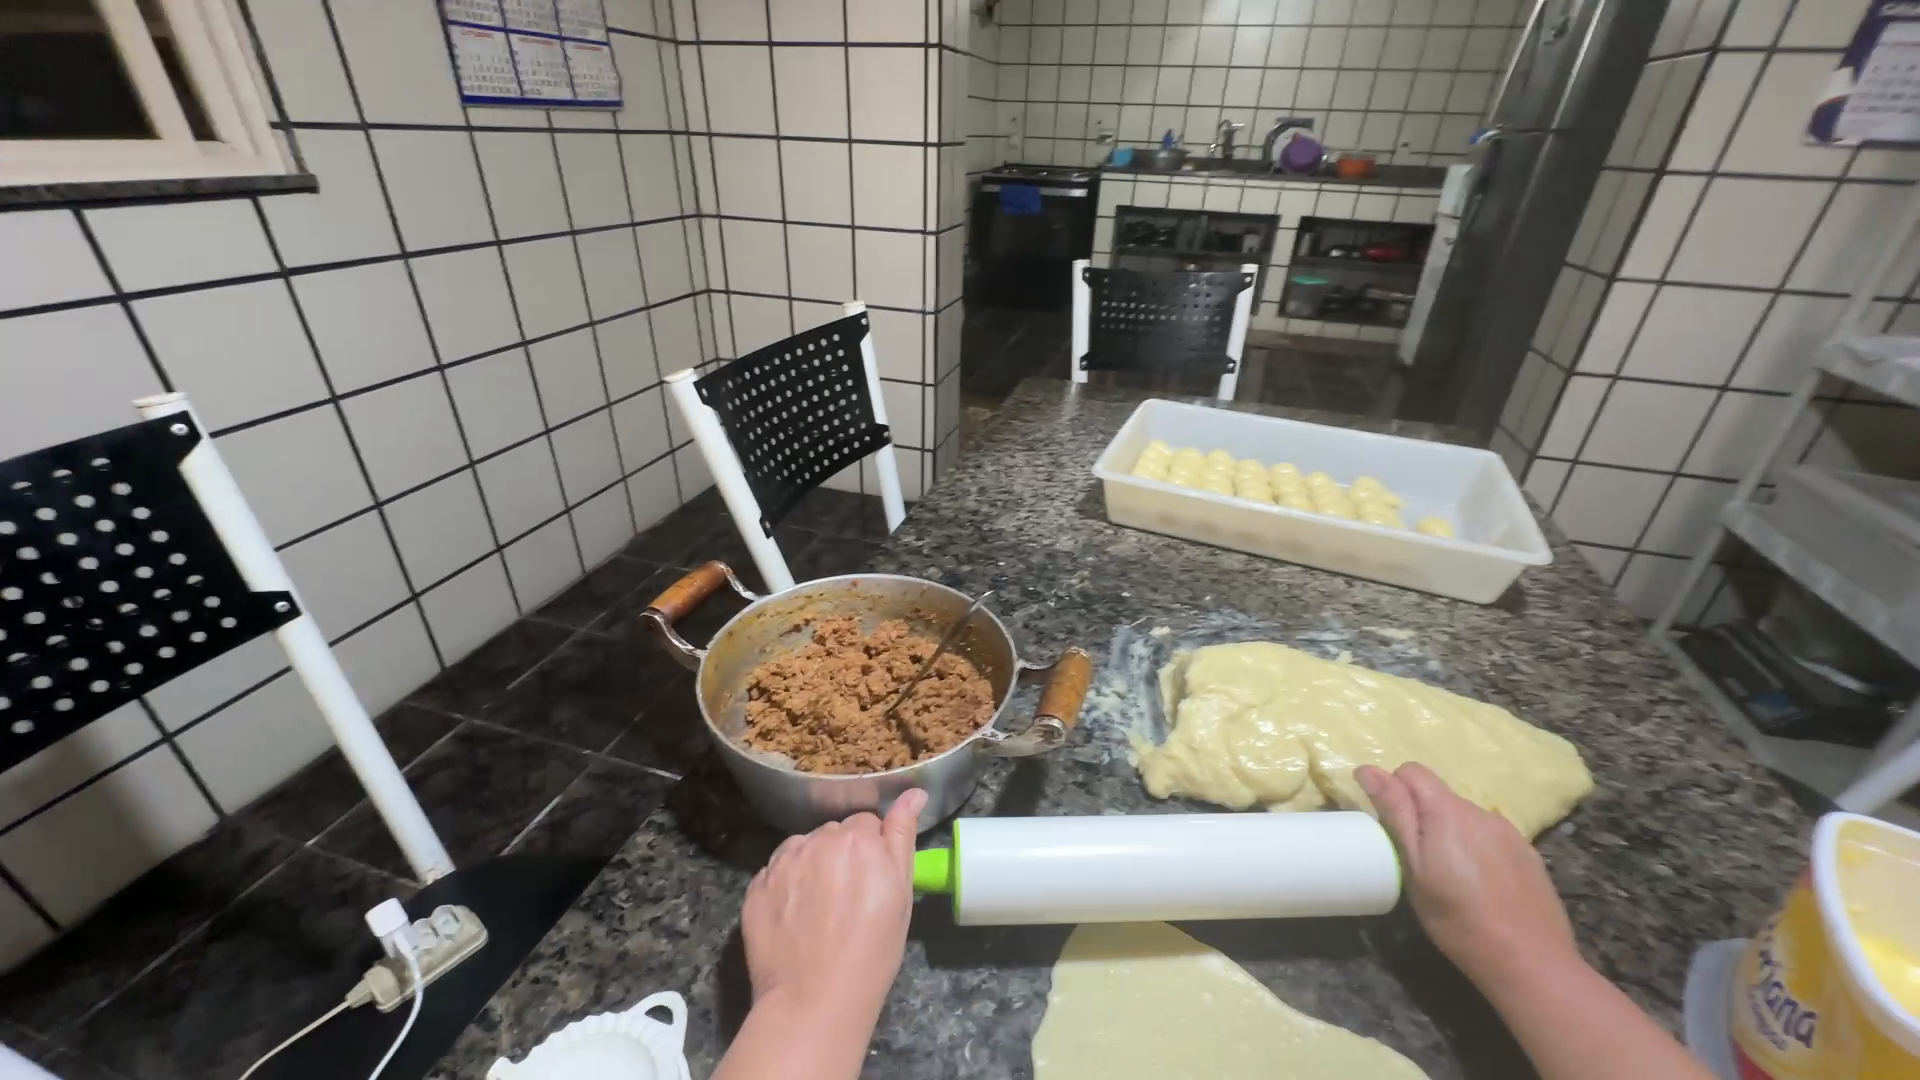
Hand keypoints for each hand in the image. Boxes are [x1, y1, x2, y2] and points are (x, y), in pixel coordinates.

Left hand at [739, 789, 927, 1020]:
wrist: (814, 1001)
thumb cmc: (872, 951)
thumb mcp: (901, 893)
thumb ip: (903, 835)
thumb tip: (914, 793)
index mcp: (859, 838)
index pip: (868, 824)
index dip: (873, 852)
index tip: (873, 882)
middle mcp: (818, 840)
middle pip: (834, 833)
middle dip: (843, 855)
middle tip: (848, 899)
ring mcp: (782, 862)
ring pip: (804, 847)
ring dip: (813, 864)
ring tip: (820, 908)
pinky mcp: (756, 885)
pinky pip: (776, 870)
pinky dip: (786, 884)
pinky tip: (795, 915)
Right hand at [1356, 763, 1578, 983]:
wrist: (1531, 963)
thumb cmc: (1457, 918)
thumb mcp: (1413, 867)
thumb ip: (1394, 813)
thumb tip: (1367, 769)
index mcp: (1448, 811)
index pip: (1412, 771)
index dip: (1393, 789)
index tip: (1390, 826)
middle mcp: (1481, 812)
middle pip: (1438, 795)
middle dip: (1421, 816)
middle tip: (1418, 860)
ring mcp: (1509, 833)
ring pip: (1464, 817)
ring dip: (1449, 832)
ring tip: (1451, 875)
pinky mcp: (1528, 854)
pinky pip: (1489, 836)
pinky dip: (1476, 848)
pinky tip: (1481, 884)